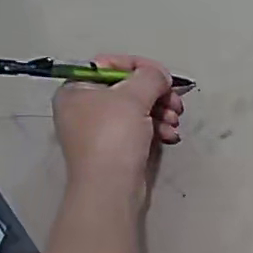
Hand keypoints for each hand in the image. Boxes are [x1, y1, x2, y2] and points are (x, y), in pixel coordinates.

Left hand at [52, 56, 184, 197]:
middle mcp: (85, 108)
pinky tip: (170, 136)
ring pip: (137, 111)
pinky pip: (139, 131)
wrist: (111, 188)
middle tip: (175, 102)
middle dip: (156, 94)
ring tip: (175, 121)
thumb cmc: (113, 136)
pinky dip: (156, 129)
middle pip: (127, 90)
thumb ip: (150, 77)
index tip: (164, 76)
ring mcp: (100, 132)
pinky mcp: (116, 151)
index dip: (141, 67)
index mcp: (77, 89)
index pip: (110, 65)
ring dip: (161, 113)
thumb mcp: (132, 97)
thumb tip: (160, 76)